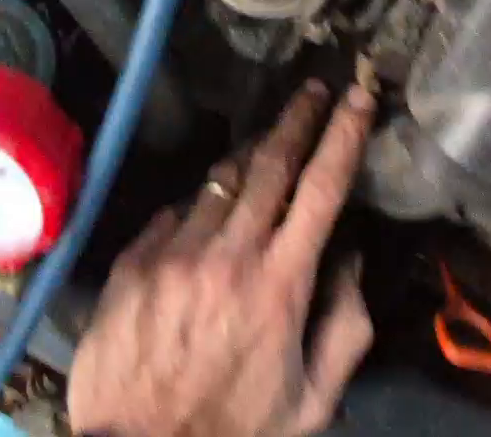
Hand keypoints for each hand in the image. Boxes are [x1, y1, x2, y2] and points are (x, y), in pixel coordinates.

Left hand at [69, 80, 377, 436]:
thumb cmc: (235, 431)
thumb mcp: (311, 402)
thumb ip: (345, 326)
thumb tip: (351, 256)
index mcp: (280, 284)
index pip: (322, 189)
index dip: (343, 134)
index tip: (357, 94)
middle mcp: (228, 253)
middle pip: (270, 162)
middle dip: (298, 118)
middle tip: (313, 89)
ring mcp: (175, 251)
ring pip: (220, 179)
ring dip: (248, 159)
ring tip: (263, 150)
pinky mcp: (133, 259)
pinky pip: (175, 211)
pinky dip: (198, 206)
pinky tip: (204, 220)